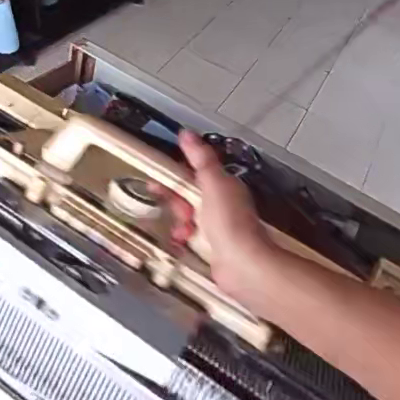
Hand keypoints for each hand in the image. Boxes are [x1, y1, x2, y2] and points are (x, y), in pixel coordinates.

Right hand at [166, 132, 278, 304]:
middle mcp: (221, 203)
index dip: (175, 173)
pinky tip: (185, 240)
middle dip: (176, 200)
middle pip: (187, 194)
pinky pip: (189, 235)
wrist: (241, 264)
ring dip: (179, 221)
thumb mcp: (213, 183)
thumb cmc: (232, 225)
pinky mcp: (210, 244)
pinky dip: (183, 237)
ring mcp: (216, 224)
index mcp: (223, 184)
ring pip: (186, 216)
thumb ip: (200, 158)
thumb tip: (188, 135)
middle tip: (174, 206)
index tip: (157, 177)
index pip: (194, 171)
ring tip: (185, 228)